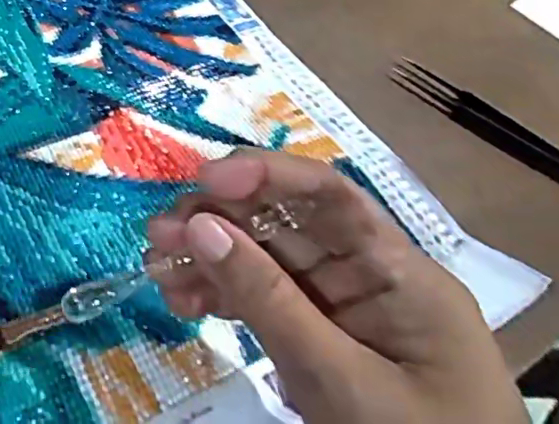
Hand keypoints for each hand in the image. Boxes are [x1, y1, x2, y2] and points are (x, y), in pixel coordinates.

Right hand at [147, 151, 525, 423]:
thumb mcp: (344, 384)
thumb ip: (270, 301)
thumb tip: (199, 224)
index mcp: (401, 274)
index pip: (330, 195)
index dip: (264, 174)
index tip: (204, 180)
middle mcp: (369, 277)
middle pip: (283, 223)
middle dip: (217, 221)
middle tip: (159, 234)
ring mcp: (341, 309)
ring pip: (262, 260)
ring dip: (207, 259)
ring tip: (157, 268)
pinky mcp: (320, 340)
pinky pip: (262, 300)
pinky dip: (220, 297)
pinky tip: (180, 300)